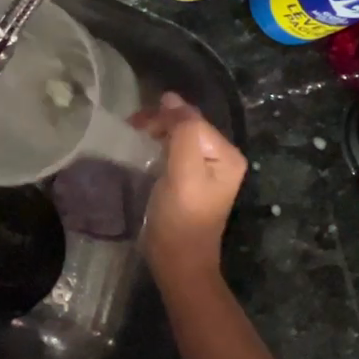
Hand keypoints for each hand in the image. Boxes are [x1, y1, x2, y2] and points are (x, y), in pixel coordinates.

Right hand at [135, 92, 246, 276]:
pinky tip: (145, 152)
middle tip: (131, 128)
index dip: (163, 116)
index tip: (134, 124)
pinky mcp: (190, 181)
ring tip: (135, 136)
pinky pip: (175, 152)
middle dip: (159, 122)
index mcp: (227, 154)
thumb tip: (170, 98)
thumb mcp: (183, 169)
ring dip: (157, 133)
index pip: (193, 120)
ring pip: (179, 137)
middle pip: (187, 126)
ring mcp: (207, 171)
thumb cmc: (181, 215)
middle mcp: (222, 158)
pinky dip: (158, 147)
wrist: (178, 260)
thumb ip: (182, 131)